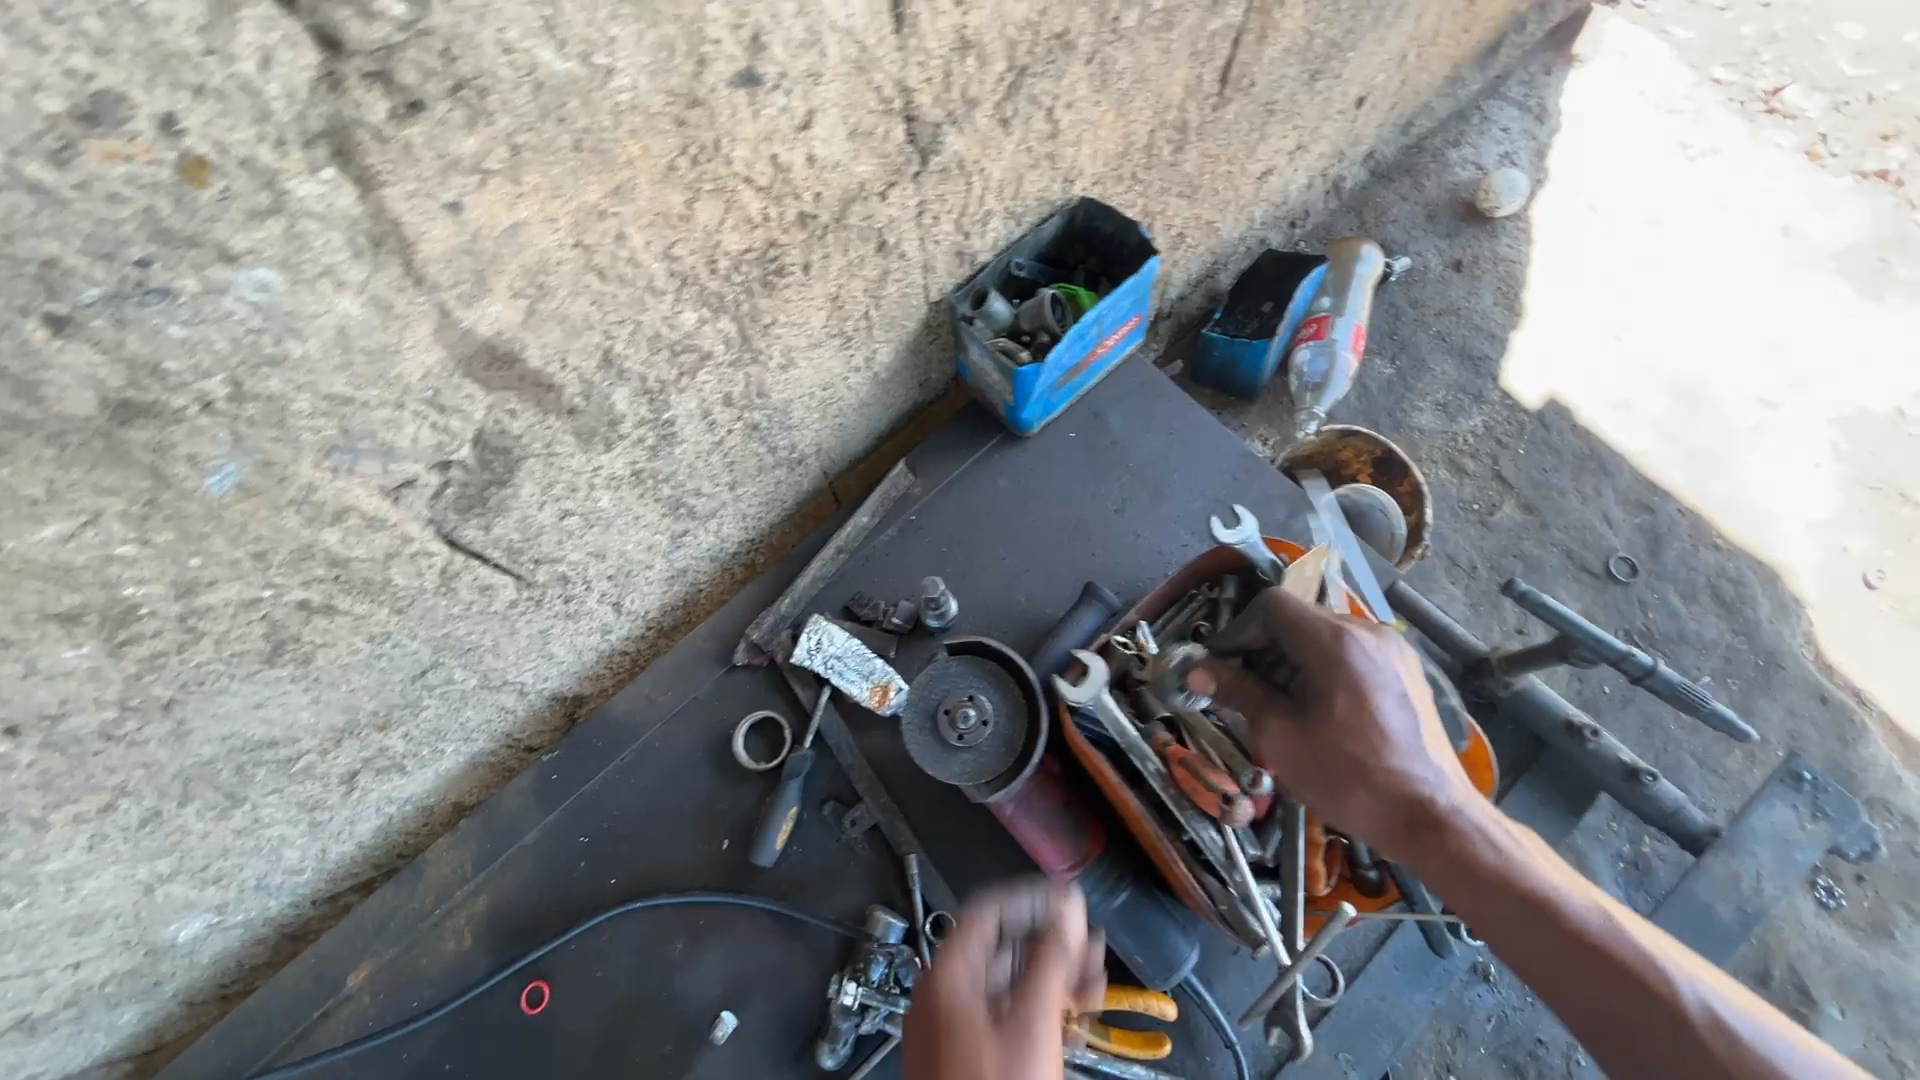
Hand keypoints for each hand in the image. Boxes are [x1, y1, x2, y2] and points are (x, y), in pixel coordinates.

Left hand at [902, 878, 1106, 1079]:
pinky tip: (1072, 1019)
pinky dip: (1036, 1010)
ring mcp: (952, 1027)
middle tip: (1091, 949)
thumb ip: (1053, 958)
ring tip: (1092, 984)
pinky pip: (1002, 1017)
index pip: (989, 909)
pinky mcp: (964, 1056)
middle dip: (1051, 945)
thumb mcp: (1032, 1021)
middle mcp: (943, 993)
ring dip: (1052, 978)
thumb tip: (1069, 908)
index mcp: (948, 975)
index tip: (1070, 903)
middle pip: (1001, 948)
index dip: (1032, 899)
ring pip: (1007, 984)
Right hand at [1194, 587, 1479, 861]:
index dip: (1237, 631)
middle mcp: (1367, 632)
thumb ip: (1237, 692)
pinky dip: (1320, 669)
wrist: (1433, 818)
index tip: (1219, 667)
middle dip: (1261, 650)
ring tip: (1277, 705)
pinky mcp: (1405, 671)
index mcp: (1335, 641)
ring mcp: (1391, 650)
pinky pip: (1349, 654)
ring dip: (1289, 661)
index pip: (1271, 606)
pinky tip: (1314, 710)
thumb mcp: (1279, 735)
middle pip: (1297, 620)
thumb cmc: (1349, 777)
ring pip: (1322, 636)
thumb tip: (1196, 671)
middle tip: (1241, 691)